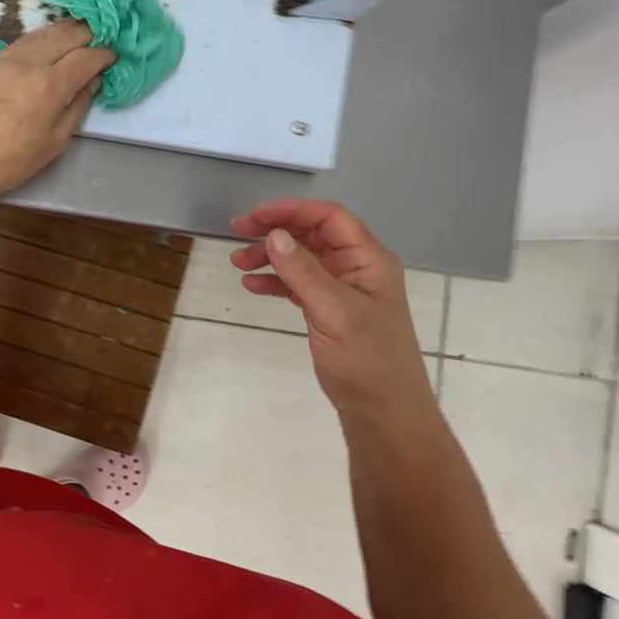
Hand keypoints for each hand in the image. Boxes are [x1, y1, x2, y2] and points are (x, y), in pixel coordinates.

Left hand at [0, 19, 114, 199]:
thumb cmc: (14, 160)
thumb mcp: (57, 140)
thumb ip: (78, 105)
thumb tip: (92, 81)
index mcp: (49, 85)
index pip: (86, 57)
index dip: (104, 54)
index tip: (114, 55)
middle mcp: (28, 64)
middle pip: (66, 35)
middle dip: (88, 34)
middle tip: (100, 39)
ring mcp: (6, 60)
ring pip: (42, 33)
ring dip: (64, 32)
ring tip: (78, 36)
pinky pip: (22, 42)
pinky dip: (41, 39)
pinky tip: (48, 45)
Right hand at [230, 199, 430, 408]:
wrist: (382, 407)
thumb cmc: (368, 357)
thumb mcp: (335, 310)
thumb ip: (303, 271)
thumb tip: (273, 234)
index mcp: (368, 260)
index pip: (330, 218)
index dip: (292, 211)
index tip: (254, 217)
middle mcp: (355, 268)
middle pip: (312, 234)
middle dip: (275, 230)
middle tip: (236, 232)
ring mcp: (341, 289)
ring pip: (300, 258)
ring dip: (269, 256)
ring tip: (238, 264)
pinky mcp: (326, 309)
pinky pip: (296, 283)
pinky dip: (273, 281)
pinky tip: (252, 286)